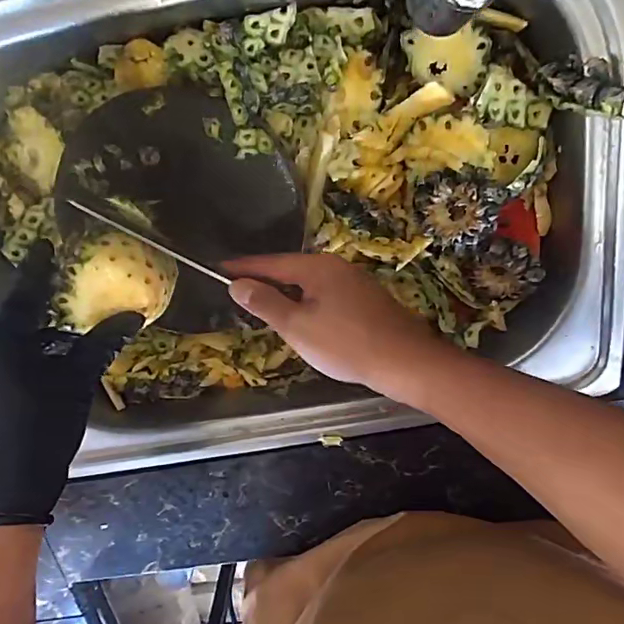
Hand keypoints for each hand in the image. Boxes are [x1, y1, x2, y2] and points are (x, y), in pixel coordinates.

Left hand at [0, 242, 141, 530]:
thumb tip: (130, 315)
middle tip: (69, 302)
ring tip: (62, 342)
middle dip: (41, 310)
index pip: (26, 292)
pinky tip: (40, 373)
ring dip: (31, 338)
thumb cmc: (40, 432)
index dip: (41, 268)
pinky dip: (17, 359)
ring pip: (2, 342)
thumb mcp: (76, 386)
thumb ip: (99, 346)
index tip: (48, 246)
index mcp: (1, 339)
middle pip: (12, 318)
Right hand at [225, 253, 458, 400]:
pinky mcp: (367, 301)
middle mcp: (337, 267)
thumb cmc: (345, 344)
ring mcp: (355, 282)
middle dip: (265, 280)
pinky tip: (305, 319)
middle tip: (239, 290)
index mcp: (317, 267)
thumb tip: (238, 284)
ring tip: (266, 306)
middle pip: (292, 270)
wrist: (404, 361)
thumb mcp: (297, 327)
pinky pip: (327, 295)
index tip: (219, 269)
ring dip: (288, 293)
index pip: (270, 263)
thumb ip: (266, 303)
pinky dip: (308, 302)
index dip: (243, 268)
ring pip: (311, 284)